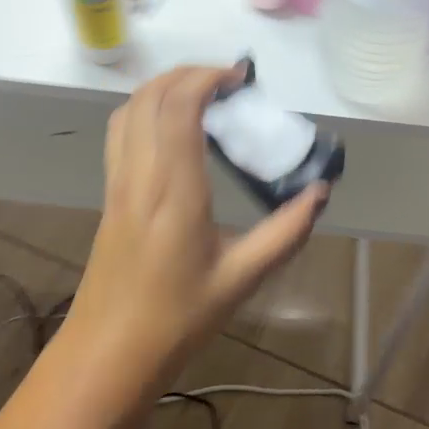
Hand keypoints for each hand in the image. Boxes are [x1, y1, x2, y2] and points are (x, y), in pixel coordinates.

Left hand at [70, 64, 327, 372]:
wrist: (108, 355)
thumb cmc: (177, 320)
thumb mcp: (242, 279)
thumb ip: (286, 232)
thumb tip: (320, 193)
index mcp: (174, 191)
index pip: (179, 107)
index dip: (207, 78)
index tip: (241, 78)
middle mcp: (139, 175)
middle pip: (150, 96)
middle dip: (189, 74)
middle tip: (228, 83)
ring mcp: (118, 183)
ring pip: (129, 110)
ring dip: (164, 88)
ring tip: (203, 96)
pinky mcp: (109, 194)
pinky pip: (121, 132)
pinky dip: (146, 109)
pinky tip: (173, 129)